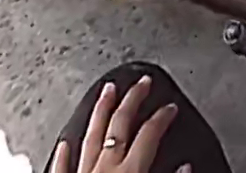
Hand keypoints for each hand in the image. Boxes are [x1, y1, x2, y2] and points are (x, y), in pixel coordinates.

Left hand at [50, 75, 187, 172]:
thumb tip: (185, 169)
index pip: (150, 134)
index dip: (162, 117)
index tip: (170, 108)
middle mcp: (103, 171)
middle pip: (120, 124)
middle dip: (132, 99)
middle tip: (141, 82)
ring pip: (90, 137)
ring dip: (100, 111)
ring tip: (106, 91)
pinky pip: (60, 171)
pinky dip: (63, 154)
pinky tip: (64, 141)